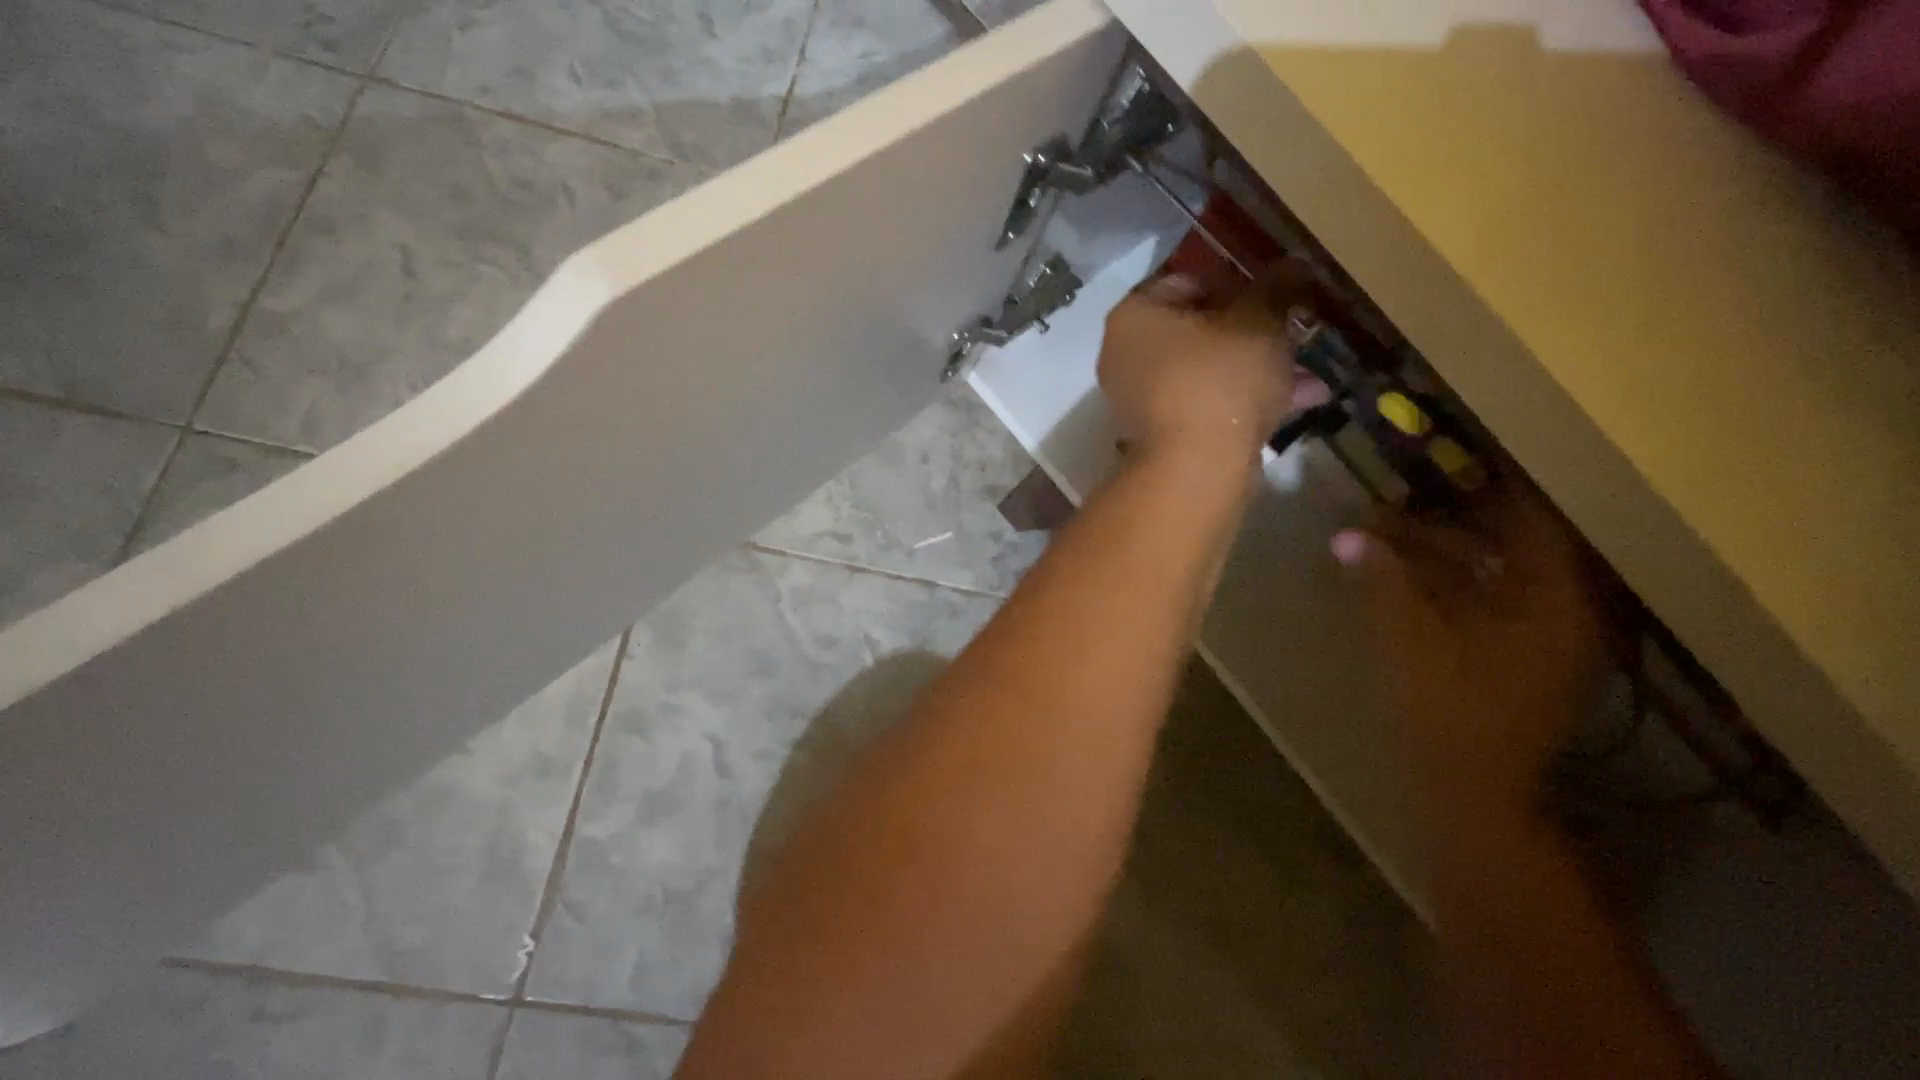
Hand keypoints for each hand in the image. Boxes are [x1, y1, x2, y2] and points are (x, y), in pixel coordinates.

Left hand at [1098, 275, 1309, 465]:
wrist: (1196, 468)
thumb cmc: (1221, 378)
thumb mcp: (1259, 322)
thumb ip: (1276, 289)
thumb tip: (1293, 264)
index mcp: (1135, 315)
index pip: (1187, 280)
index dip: (1237, 282)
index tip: (1275, 294)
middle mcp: (1125, 354)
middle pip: (1199, 330)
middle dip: (1253, 331)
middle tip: (1295, 331)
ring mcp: (1140, 399)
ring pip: (1209, 370)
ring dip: (1259, 368)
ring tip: (1310, 371)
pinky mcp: (1161, 435)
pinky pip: (1208, 404)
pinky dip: (1247, 401)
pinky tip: (1301, 402)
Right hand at [1332, 486, 1606, 818]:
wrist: (1471, 796)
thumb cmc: (1449, 711)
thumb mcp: (1409, 638)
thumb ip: (1382, 580)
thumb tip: (1348, 535)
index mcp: (1551, 600)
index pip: (1530, 520)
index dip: (1489, 485)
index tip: (1447, 458)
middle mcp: (1560, 613)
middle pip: (1506, 546)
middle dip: (1447, 523)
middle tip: (1394, 503)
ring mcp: (1540, 641)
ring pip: (1491, 577)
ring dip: (1441, 556)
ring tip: (1384, 539)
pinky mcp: (1515, 661)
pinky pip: (1485, 604)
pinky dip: (1447, 586)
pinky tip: (1401, 579)